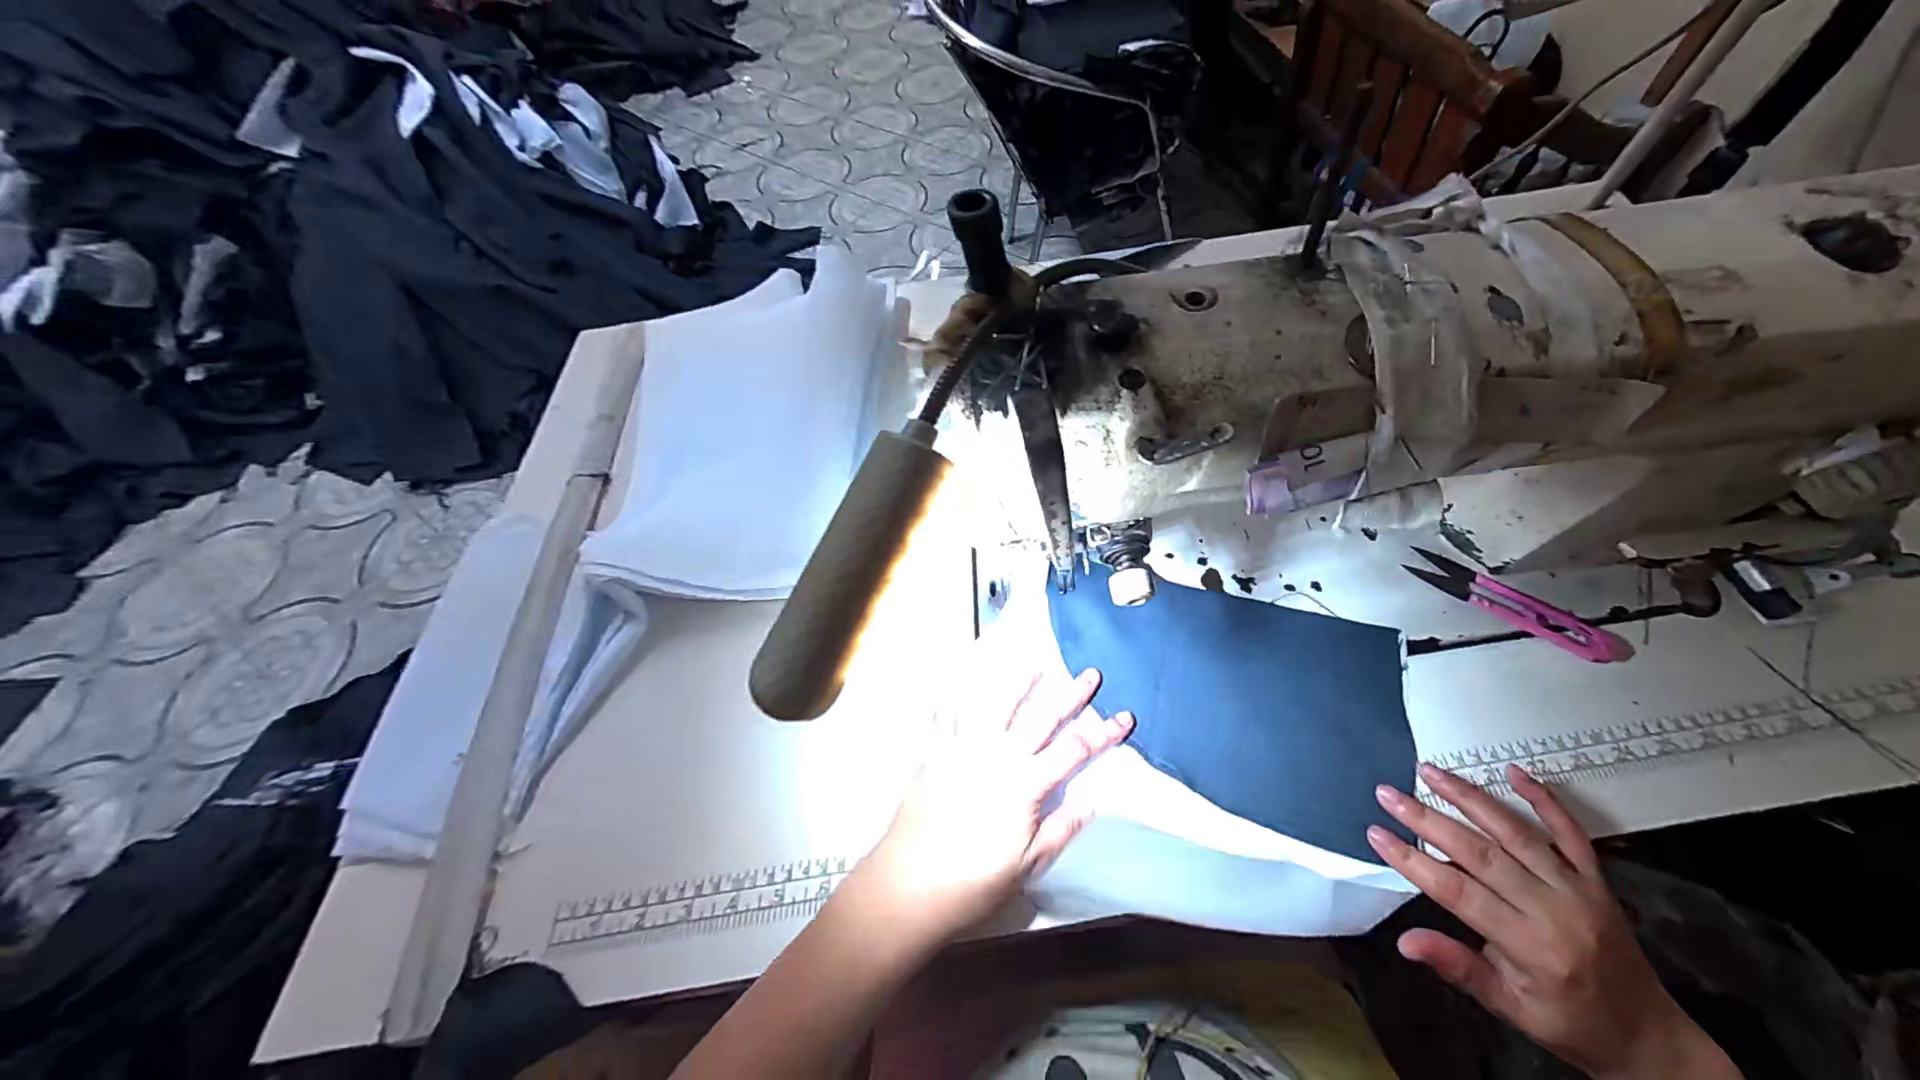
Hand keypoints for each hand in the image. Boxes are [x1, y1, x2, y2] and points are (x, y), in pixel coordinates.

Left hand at [849, 667, 1132, 946]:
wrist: (910, 883)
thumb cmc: (973, 880)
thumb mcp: (1028, 863)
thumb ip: (1060, 828)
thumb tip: (1091, 801)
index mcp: (1025, 784)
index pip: (1073, 750)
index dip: (1103, 733)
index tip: (1125, 717)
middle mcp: (997, 756)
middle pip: (1041, 717)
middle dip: (1070, 695)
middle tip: (1090, 675)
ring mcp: (963, 750)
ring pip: (995, 705)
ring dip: (1018, 684)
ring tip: (1034, 665)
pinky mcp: (934, 753)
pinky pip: (947, 715)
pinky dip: (957, 694)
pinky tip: (963, 681)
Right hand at [1368, 764, 1740, 1079]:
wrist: (1652, 1037)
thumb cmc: (1569, 1023)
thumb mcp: (1510, 1008)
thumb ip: (1458, 967)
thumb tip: (1404, 942)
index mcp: (1532, 948)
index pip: (1458, 892)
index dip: (1412, 861)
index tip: (1376, 834)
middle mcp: (1556, 911)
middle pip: (1481, 853)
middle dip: (1427, 819)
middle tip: (1388, 793)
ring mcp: (1579, 889)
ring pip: (1516, 833)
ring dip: (1469, 798)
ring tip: (1430, 772)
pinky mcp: (1597, 879)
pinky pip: (1570, 832)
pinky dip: (1544, 799)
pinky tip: (1514, 772)